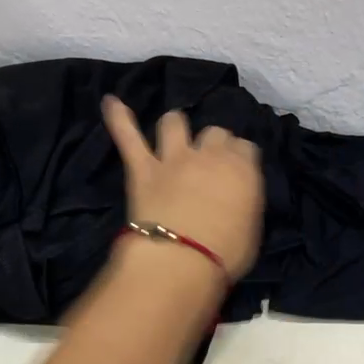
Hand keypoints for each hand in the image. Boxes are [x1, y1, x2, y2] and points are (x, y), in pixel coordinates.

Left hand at [102, 95, 263, 278]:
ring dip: (175, 126)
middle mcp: (210, 154)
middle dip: (213, 142)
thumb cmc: (225, 254)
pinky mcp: (142, 168)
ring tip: (173, 134)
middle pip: (215, 131)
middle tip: (209, 160)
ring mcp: (173, 158)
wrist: (182, 260)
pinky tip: (110, 103)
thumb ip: (247, 204)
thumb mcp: (252, 230)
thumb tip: (239, 198)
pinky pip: (128, 136)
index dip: (241, 156)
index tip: (238, 170)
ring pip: (174, 123)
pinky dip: (118, 118)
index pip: (246, 147)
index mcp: (242, 169)